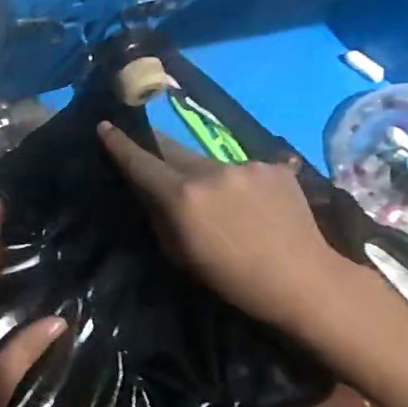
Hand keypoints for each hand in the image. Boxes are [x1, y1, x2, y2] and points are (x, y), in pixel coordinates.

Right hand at [97, 121, 372, 332]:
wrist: (302, 280)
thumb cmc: (234, 281)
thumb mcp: (182, 257)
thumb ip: (160, 218)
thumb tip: (149, 193)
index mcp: (182, 196)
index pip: (141, 163)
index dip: (120, 145)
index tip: (105, 126)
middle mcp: (210, 171)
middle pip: (174, 152)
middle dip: (162, 155)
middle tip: (156, 161)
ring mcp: (245, 165)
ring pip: (211, 164)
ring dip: (207, 178)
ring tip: (223, 206)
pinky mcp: (274, 166)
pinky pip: (244, 170)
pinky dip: (241, 184)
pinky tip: (256, 208)